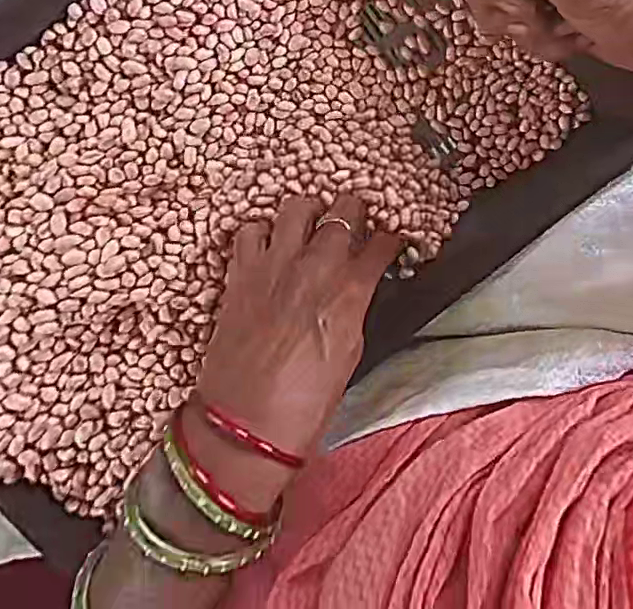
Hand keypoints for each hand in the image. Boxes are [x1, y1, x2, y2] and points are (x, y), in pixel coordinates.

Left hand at [189, 193, 399, 507]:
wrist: (245, 426)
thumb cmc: (307, 399)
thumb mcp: (351, 346)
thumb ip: (356, 301)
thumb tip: (359, 281)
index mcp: (351, 288)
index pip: (384, 239)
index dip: (391, 234)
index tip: (390, 235)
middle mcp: (316, 265)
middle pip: (346, 208)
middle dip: (356, 211)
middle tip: (354, 224)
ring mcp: (276, 264)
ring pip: (298, 205)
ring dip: (310, 212)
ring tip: (311, 226)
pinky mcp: (242, 272)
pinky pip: (251, 229)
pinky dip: (263, 231)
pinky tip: (270, 247)